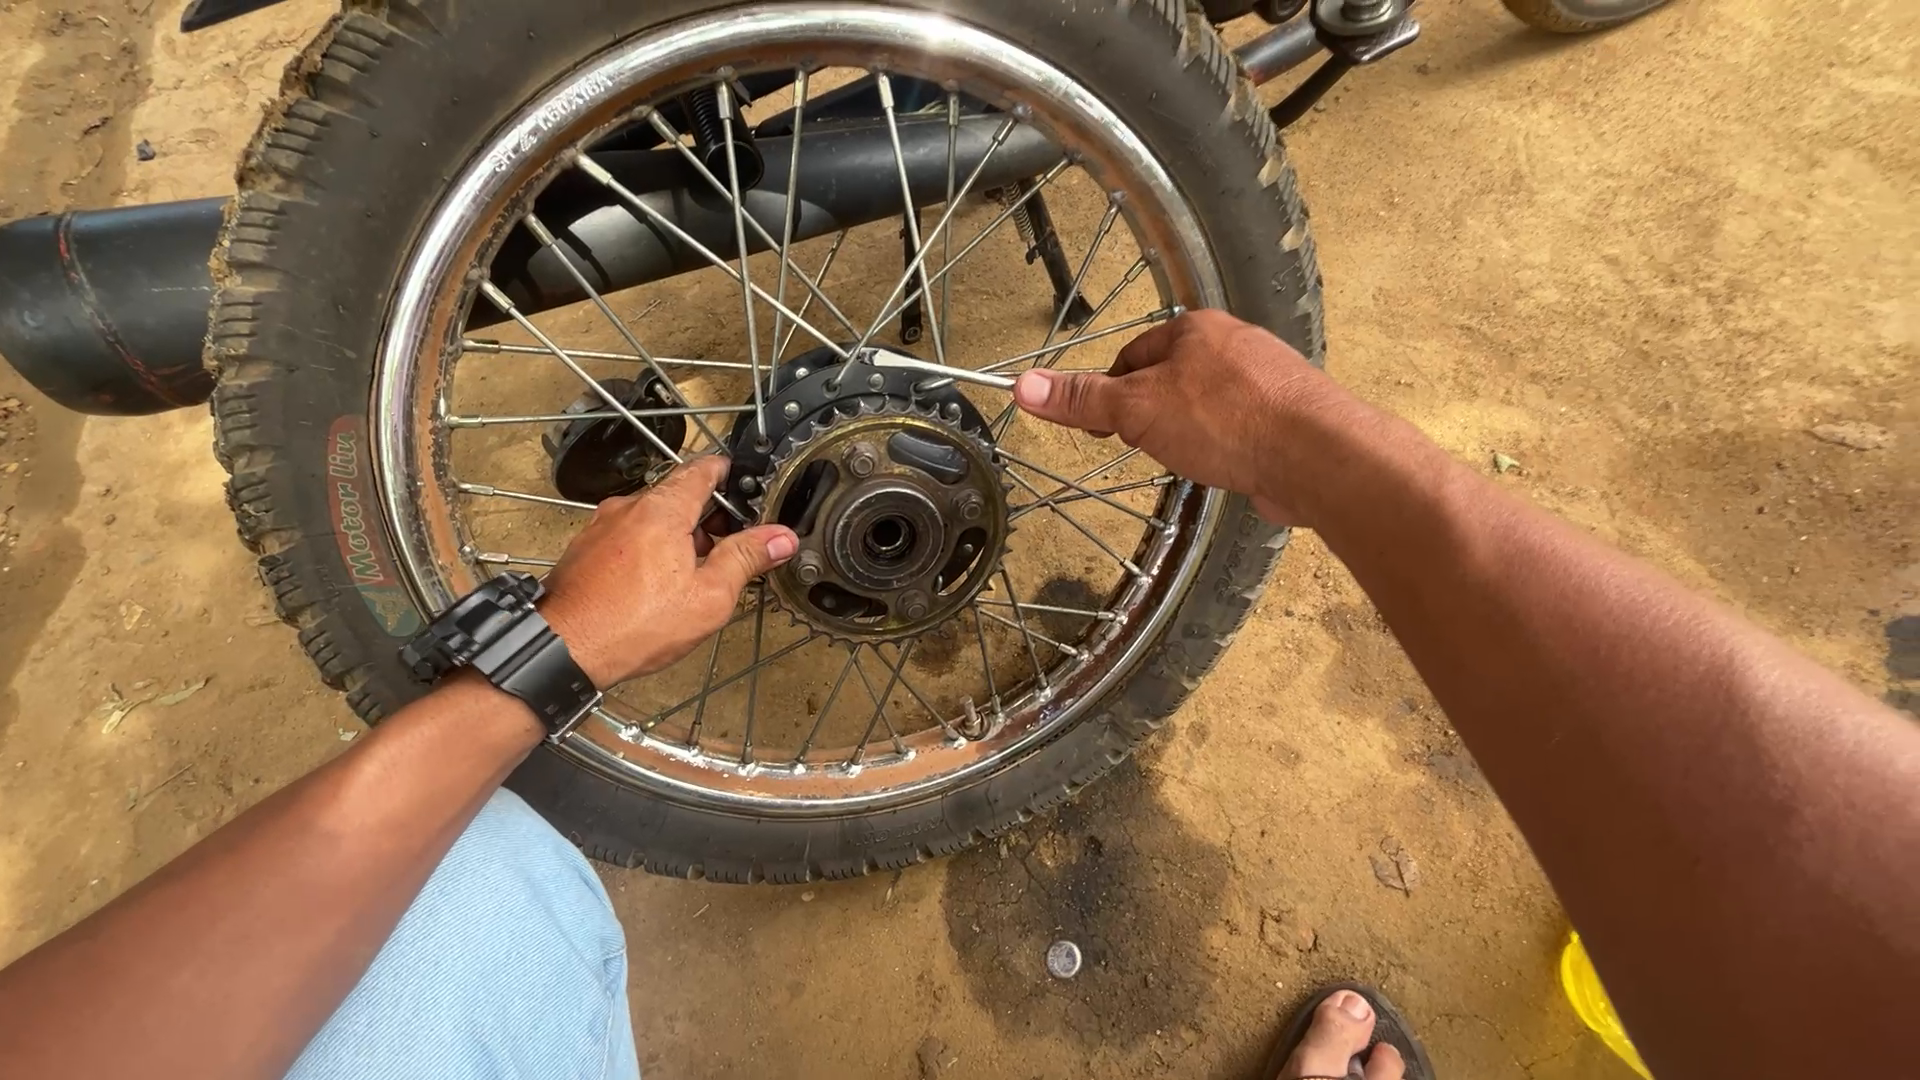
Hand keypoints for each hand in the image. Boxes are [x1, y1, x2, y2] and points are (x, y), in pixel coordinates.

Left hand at [537, 456, 796, 687]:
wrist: (562, 651)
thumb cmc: (632, 625)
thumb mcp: (709, 595)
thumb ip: (745, 559)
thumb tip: (780, 538)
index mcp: (662, 510)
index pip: (701, 469)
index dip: (728, 472)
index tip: (743, 482)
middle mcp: (628, 509)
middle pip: (678, 494)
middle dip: (709, 515)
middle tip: (732, 542)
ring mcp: (602, 528)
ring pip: (652, 517)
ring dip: (680, 534)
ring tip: (699, 570)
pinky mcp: (586, 551)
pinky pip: (629, 536)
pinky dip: (652, 548)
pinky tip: (661, 583)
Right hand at [1011, 309, 1340, 524]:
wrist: (1314, 455)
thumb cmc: (1221, 419)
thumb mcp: (1138, 408)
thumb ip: (1083, 399)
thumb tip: (1021, 386)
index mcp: (1194, 329)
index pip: (1131, 358)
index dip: (1111, 395)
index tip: (1106, 431)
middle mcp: (1232, 344)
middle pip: (1168, 380)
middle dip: (1151, 416)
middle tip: (1148, 447)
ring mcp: (1266, 378)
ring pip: (1205, 404)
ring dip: (1188, 432)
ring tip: (1189, 459)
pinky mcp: (1288, 414)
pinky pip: (1239, 425)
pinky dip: (1224, 445)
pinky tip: (1225, 465)